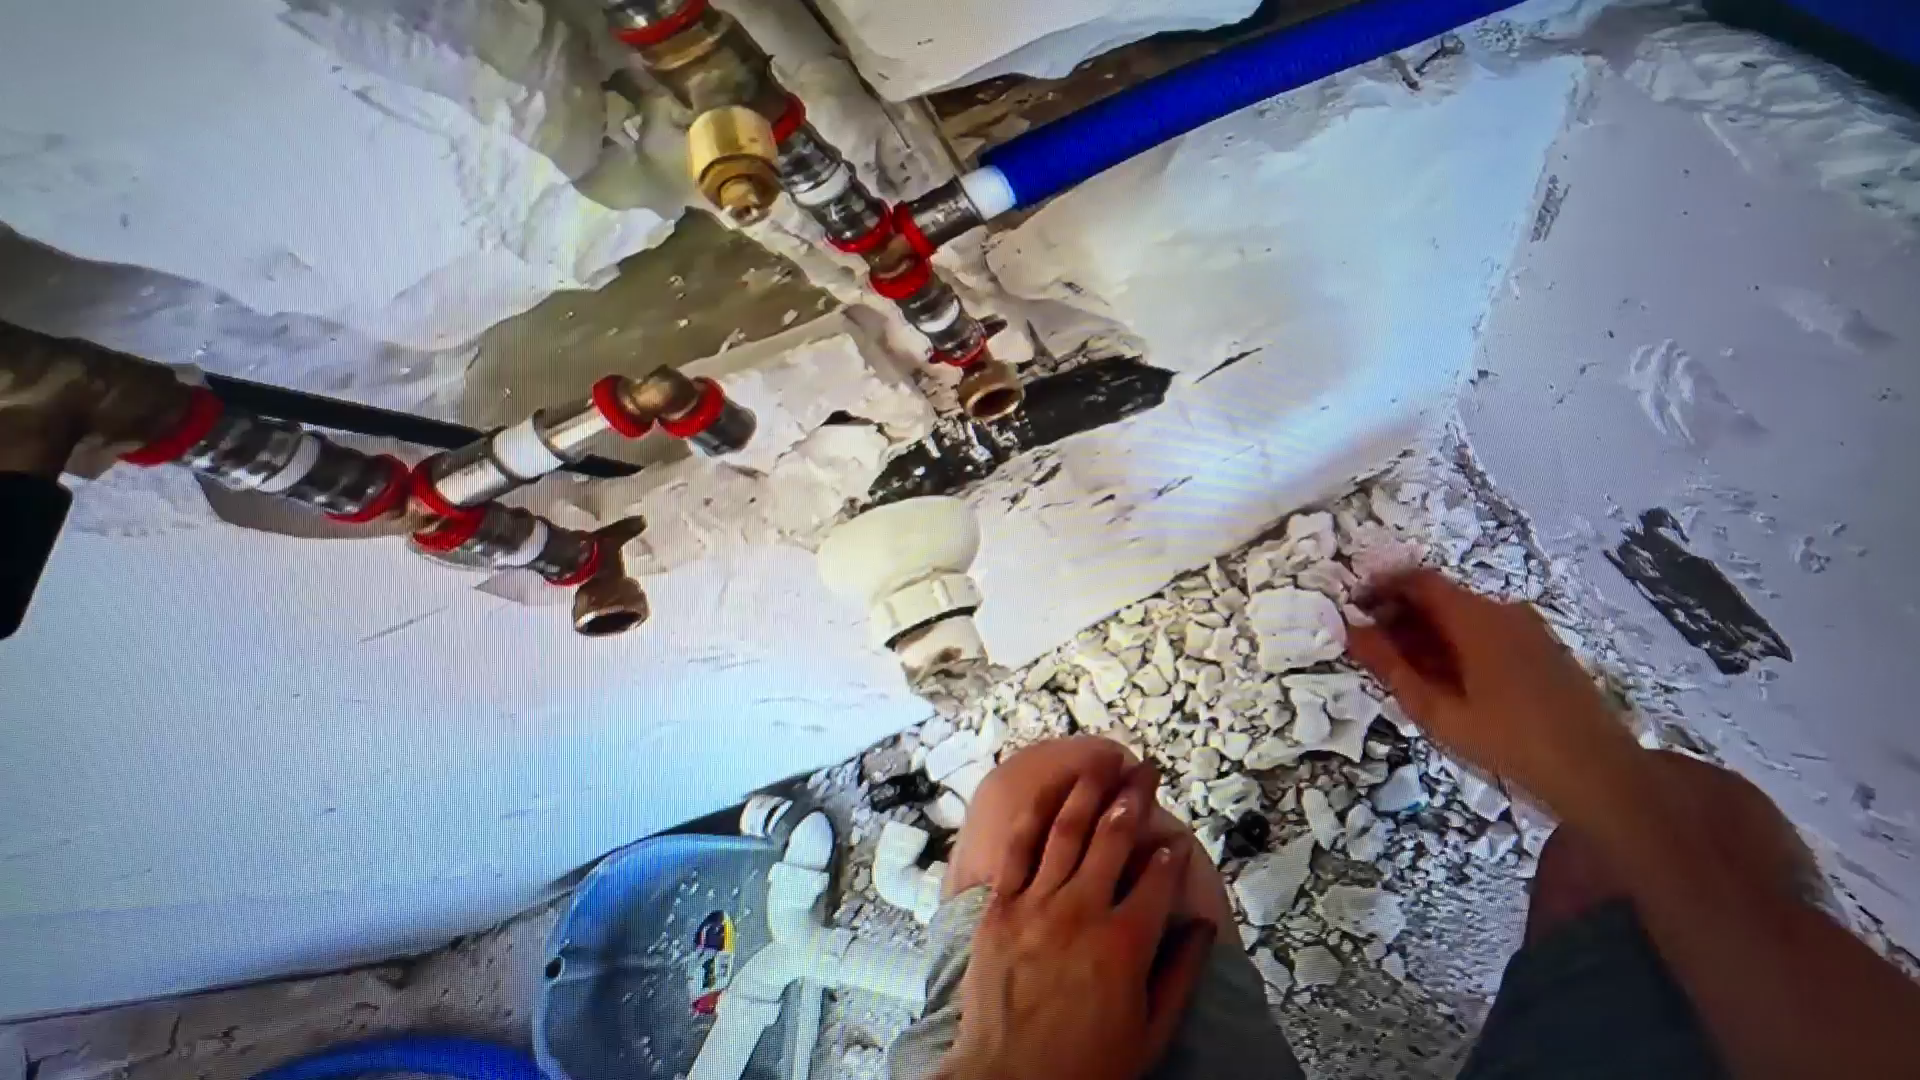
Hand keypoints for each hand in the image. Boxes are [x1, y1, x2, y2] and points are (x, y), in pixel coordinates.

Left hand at [940, 765, 1215, 1079]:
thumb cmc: (1088, 1064)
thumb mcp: (1151, 1032)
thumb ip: (1181, 974)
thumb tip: (1204, 925)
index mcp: (1124, 943)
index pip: (1156, 879)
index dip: (1169, 853)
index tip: (1175, 836)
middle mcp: (1081, 910)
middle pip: (1113, 839)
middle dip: (1133, 798)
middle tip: (1146, 770)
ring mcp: (1036, 903)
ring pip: (1066, 832)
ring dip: (1088, 792)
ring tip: (1104, 763)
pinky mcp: (1000, 905)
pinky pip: (1018, 850)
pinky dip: (1035, 816)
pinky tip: (1049, 793)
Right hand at [1346, 570, 1642, 818]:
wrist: (1598, 772)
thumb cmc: (1507, 741)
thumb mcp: (1437, 710)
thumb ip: (1391, 667)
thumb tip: (1353, 633)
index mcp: (1476, 619)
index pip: (1418, 581)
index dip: (1381, 588)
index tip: (1354, 610)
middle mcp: (1503, 611)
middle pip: (1440, 597)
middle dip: (1400, 615)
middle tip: (1373, 648)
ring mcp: (1527, 628)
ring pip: (1462, 616)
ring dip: (1427, 633)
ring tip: (1405, 670)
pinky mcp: (1541, 647)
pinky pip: (1486, 631)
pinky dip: (1455, 644)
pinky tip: (1445, 680)